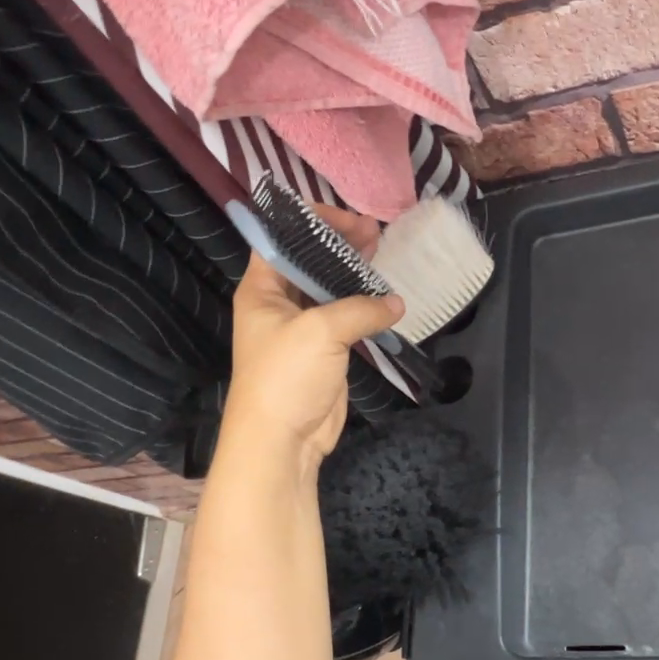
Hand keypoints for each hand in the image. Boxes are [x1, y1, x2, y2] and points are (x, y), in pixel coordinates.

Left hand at [223, 205, 402, 473]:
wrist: (283, 440)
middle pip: (310, 260)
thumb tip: (396, 303)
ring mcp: (303, 328)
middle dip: (341, 243)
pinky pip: (347, 318)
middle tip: (374, 232)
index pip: (281, 238)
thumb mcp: (321, 332)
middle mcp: (280, 303)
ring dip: (355, 272)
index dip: (312, 221)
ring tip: (383, 252)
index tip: (348, 219)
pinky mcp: (325, 351)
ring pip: (331, 288)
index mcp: (262, 288)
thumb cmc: (286, 377)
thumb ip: (361, 309)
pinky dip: (365, 305)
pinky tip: (387, 295)